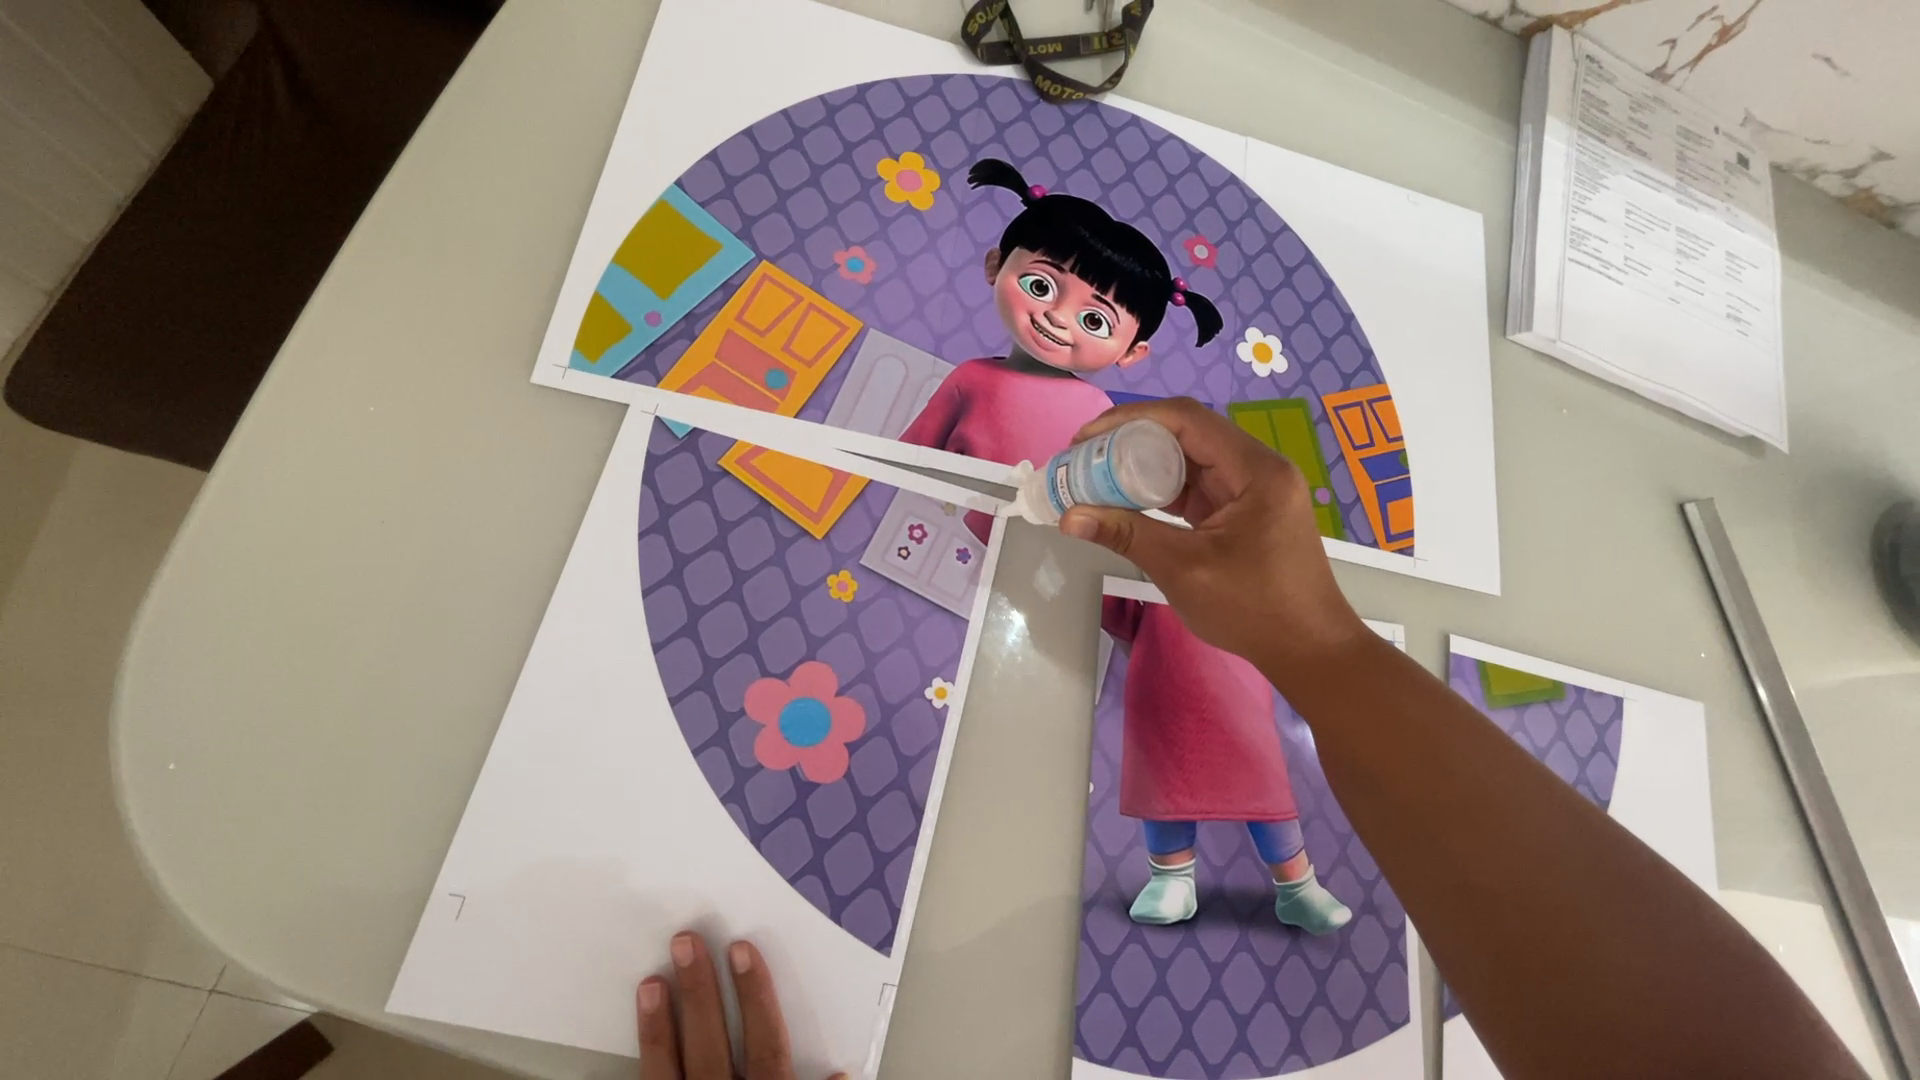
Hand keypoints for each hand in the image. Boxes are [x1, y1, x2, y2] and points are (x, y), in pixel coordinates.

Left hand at [638, 932, 845, 1079]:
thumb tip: (844, 1071)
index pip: (765, 1044)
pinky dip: (642, 1062)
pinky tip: (636, 1034)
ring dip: (658, 1028)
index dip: (754, 996)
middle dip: (699, 993)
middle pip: (710, 1047)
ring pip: (668, 1072)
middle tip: (685, 943)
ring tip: (650, 982)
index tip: (740, 950)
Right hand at [1059, 398, 1367, 678]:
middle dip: (1131, 442)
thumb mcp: (1183, 569)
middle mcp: (1257, 468)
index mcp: (1255, 470)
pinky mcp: (1244, 511)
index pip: (1186, 420)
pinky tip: (1127, 501)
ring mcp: (1252, 490)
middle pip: (1187, 435)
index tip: (1086, 439)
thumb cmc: (1253, 609)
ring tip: (1096, 478)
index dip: (1130, 419)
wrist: (1309, 650)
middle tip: (1084, 459)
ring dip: (1144, 466)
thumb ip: (1126, 535)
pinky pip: (1197, 487)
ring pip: (1190, 460)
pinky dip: (1161, 490)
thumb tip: (1069, 518)